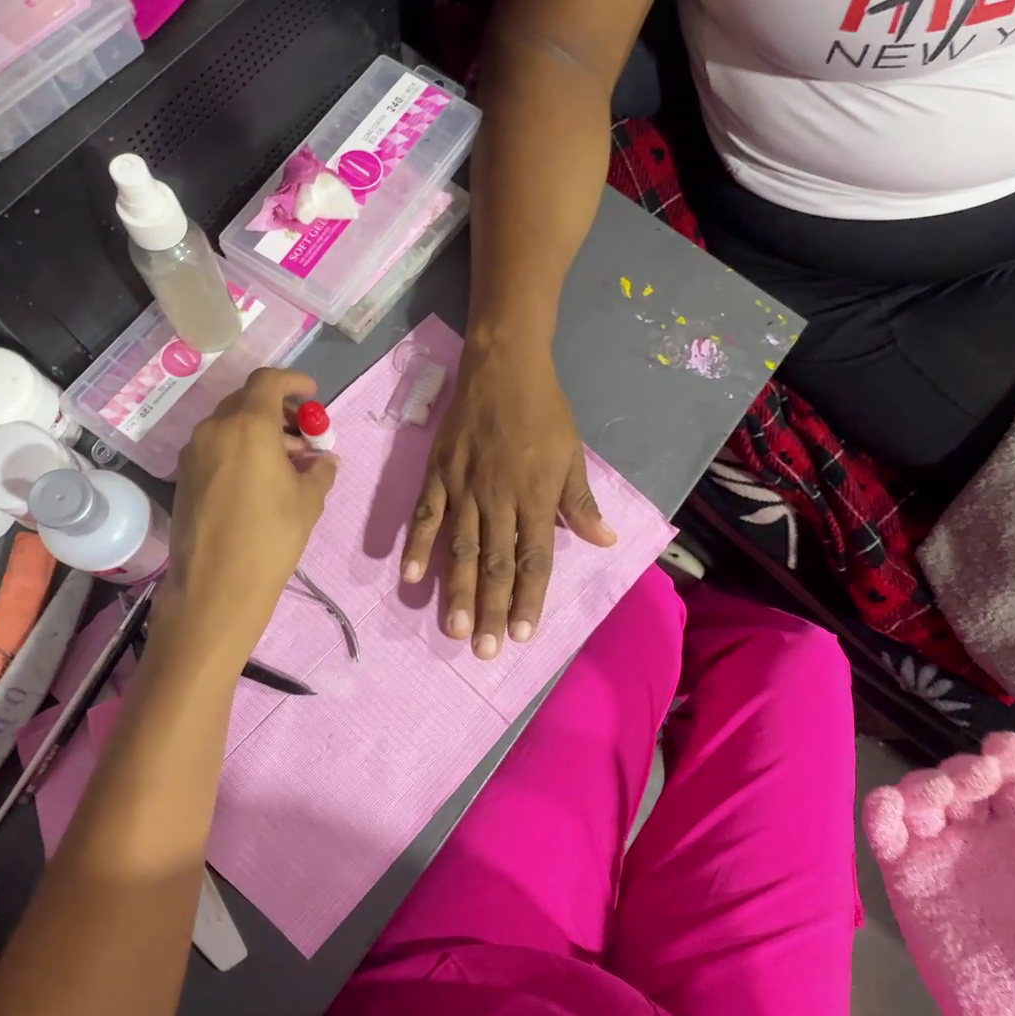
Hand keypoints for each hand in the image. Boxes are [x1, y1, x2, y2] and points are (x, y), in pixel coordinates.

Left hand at [166, 369, 338, 631]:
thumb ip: (320, 470)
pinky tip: (259, 477)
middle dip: (278, 410)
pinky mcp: (184, 475)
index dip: (293, 381)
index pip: (268, 381)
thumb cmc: (272, 536)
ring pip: (230, 424)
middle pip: (248, 401)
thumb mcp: (309, 501)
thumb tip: (325, 459)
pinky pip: (216, 446)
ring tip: (286, 460)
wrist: (217, 583)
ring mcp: (194, 451)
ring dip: (259, 431)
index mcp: (250, 425)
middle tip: (304, 434)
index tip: (312, 394)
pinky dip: (240, 448)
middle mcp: (216, 428)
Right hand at [402, 344, 615, 659]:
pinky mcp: (437, 473)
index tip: (522, 635)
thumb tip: (604, 541)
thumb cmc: (544, 411)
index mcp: (537, 496)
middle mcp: (500, 498)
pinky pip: (425, 515)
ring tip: (454, 630)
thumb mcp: (573, 453)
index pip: (533, 557)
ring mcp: (464, 487)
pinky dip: (417, 546)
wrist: (503, 365)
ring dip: (457, 591)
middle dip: (491, 609)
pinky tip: (410, 577)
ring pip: (461, 548)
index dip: (528, 598)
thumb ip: (581, 501)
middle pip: (496, 562)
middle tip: (484, 650)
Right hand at [863, 733, 1014, 1015]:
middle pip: (961, 776)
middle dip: (964, 766)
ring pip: (918, 792)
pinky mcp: (903, 873)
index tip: (1010, 751)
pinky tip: (892, 808)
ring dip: (923, 782)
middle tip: (977, 780)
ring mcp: (937, 851)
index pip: (1013, 776)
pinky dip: (878, 808)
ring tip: (939, 800)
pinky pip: (881, 828)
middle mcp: (979, 835)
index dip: (1009, 754)